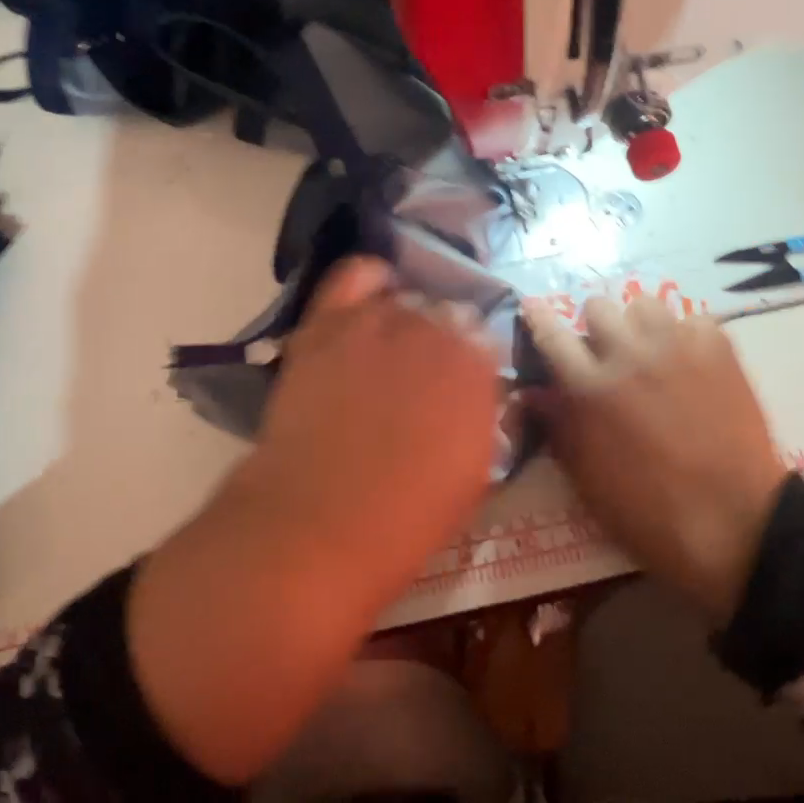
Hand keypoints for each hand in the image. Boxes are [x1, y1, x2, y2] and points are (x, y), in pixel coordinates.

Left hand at [129, 257, 499, 783]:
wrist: (314, 526)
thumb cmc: (405, 520)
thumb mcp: (473, 476)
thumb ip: (485, 420)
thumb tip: (484, 396)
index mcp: (479, 370)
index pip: (489, 341)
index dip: (477, 366)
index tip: (468, 389)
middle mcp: (435, 331)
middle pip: (447, 314)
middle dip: (445, 341)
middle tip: (429, 378)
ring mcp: (376, 322)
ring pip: (404, 296)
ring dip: (407, 316)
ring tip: (396, 348)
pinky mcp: (325, 325)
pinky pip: (354, 275)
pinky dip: (369, 279)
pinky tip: (374, 295)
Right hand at [525, 295, 788, 622]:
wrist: (734, 526)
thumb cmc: (649, 514)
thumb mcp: (587, 480)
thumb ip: (559, 427)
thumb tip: (534, 394)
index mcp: (590, 388)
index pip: (551, 333)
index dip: (538, 318)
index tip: (534, 311)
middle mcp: (630, 354)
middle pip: (598, 306)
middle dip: (595, 329)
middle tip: (605, 357)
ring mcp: (679, 346)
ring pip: (645, 304)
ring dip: (638, 326)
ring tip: (649, 355)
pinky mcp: (721, 350)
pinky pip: (694, 320)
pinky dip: (686, 337)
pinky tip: (690, 366)